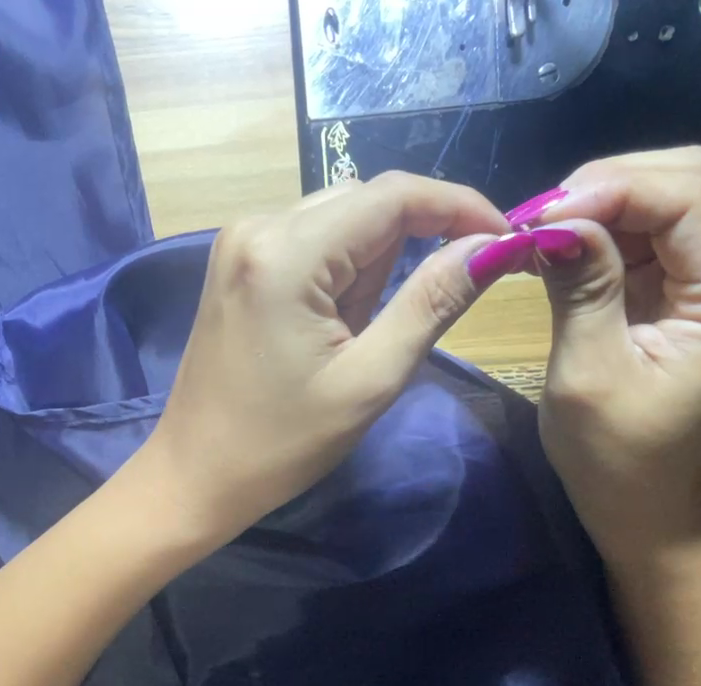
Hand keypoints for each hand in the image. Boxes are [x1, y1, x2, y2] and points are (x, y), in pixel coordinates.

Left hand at [138, 172, 511, 540]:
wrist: (195, 476)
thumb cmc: (281, 445)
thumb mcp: (369, 380)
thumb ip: (432, 303)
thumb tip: (492, 247)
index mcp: (286, 252)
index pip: (394, 194)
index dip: (460, 208)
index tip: (505, 242)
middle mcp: (257, 226)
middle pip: (365, 201)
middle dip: (412, 244)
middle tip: (415, 315)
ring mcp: (240, 242)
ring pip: (339, 219)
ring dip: (372, 264)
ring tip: (355, 336)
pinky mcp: (236, 264)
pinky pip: (309, 241)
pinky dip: (339, 272)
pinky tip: (331, 325)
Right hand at [516, 147, 700, 557]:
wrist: (639, 504)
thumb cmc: (612, 456)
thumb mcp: (587, 373)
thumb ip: (580, 288)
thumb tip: (552, 220)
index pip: (689, 196)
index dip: (612, 188)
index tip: (537, 216)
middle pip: (686, 182)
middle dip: (606, 187)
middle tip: (534, 221)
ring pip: (666, 199)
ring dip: (599, 207)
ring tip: (538, 235)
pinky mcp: (690, 291)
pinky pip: (650, 234)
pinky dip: (601, 231)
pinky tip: (560, 250)